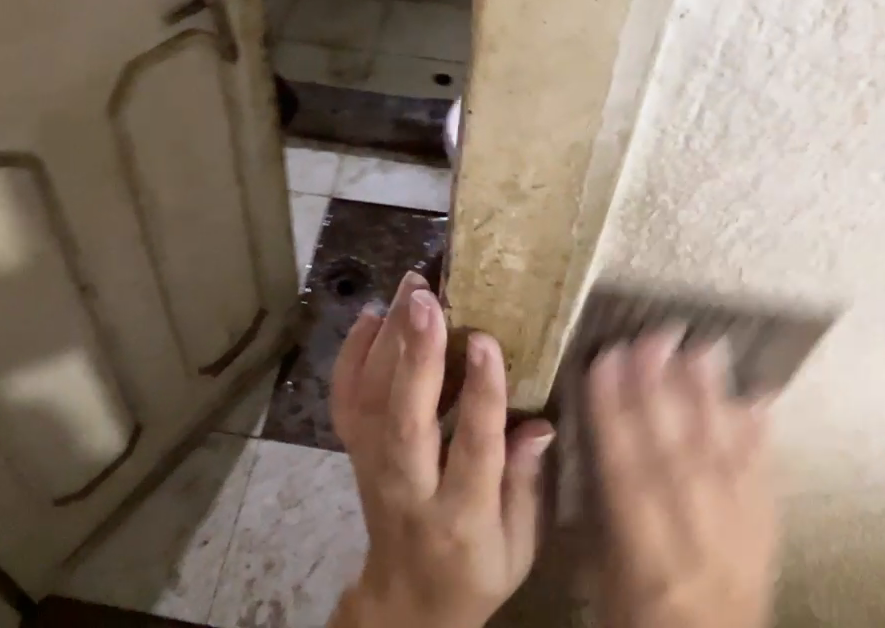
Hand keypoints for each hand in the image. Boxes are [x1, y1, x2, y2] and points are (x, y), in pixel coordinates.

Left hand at [330, 271, 555, 627]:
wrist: (407, 599)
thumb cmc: (476, 570)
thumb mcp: (518, 545)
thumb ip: (525, 483)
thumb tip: (540, 423)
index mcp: (462, 514)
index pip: (472, 447)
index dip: (480, 393)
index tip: (486, 340)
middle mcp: (409, 485)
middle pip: (406, 418)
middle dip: (416, 355)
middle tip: (426, 300)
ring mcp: (372, 466)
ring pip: (371, 399)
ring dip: (387, 339)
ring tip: (409, 289)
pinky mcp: (354, 452)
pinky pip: (344, 399)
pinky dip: (350, 354)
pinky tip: (371, 316)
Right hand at [589, 329, 777, 627]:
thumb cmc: (637, 615)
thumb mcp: (600, 571)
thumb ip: (600, 507)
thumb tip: (590, 438)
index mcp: (643, 550)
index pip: (624, 468)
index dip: (612, 411)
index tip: (603, 359)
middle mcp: (694, 538)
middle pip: (677, 454)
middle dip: (663, 390)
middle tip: (654, 336)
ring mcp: (737, 535)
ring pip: (723, 457)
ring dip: (712, 399)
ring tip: (704, 348)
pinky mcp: (767, 535)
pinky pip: (765, 481)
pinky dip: (761, 438)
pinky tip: (757, 399)